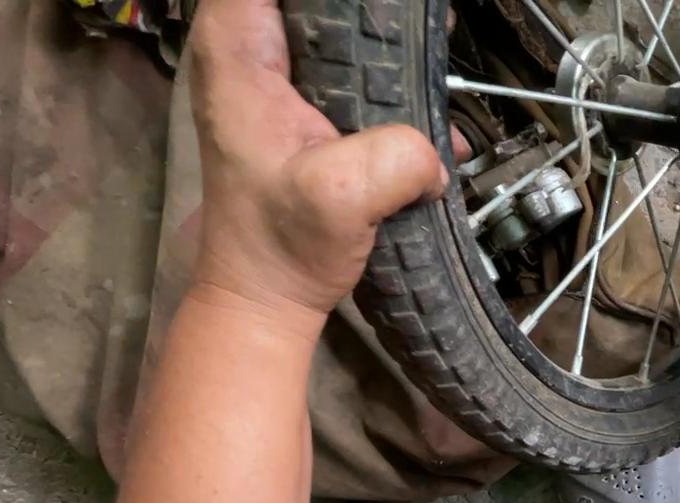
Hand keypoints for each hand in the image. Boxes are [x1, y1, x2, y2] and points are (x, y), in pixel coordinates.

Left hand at [187, 0, 451, 326]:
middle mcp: (256, 57)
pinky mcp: (311, 124)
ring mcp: (284, 92)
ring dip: (393, 65)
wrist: (273, 296)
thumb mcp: (341, 196)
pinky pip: (358, 89)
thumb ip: (395, 159)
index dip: (338, 0)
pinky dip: (396, 103)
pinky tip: (430, 126)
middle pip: (321, 10)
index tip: (389, 14)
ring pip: (343, 45)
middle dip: (376, 22)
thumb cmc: (283, 246)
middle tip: (426, 31)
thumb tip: (438, 156)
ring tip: (434, 84)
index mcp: (241, 51)